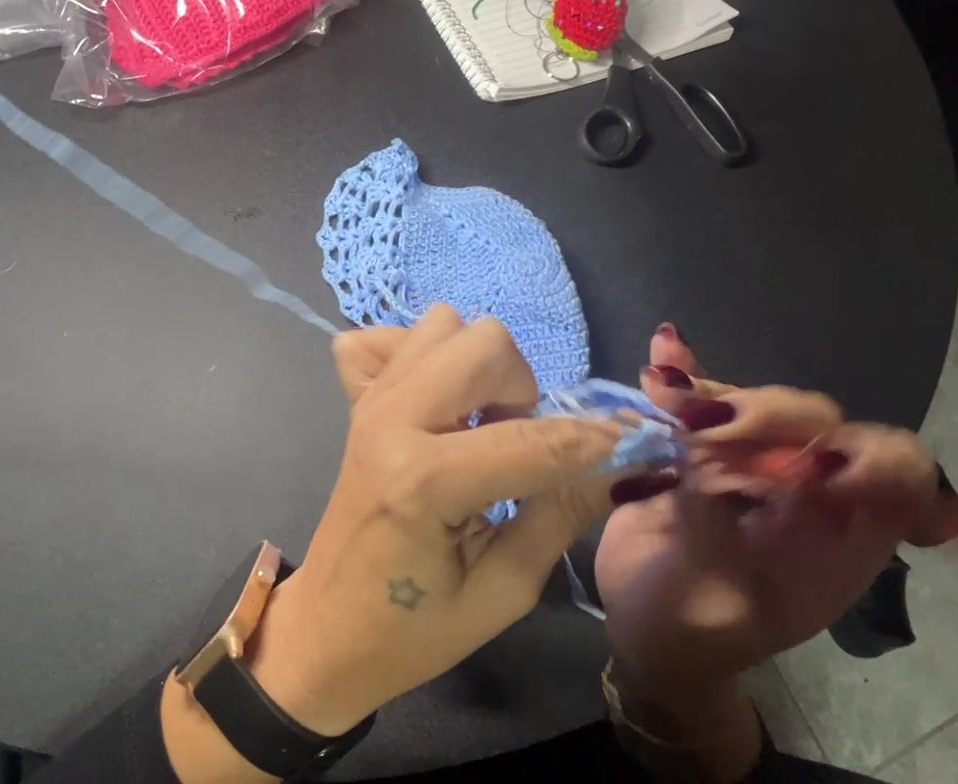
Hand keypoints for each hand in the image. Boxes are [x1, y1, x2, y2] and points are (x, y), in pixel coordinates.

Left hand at [166, 305, 651, 781]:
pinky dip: (421, 356)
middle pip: (485, 342)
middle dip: (522, 390)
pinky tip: (434, 405)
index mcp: (423, 481)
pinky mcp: (356, 400)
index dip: (593, 441)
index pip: (531, 439)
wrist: (326, 632)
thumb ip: (562, 515)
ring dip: (478, 367)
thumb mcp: (503, 590)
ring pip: (444, 325)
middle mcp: (392, 420)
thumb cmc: (413, 630)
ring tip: (477, 425)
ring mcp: (369, 402)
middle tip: (518, 445)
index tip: (631, 444)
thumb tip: (625, 462)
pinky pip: (388, 338)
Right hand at [595, 325, 957, 754]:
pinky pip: (702, 400)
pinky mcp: (703, 446)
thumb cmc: (687, 635)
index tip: (815, 471)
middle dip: (771, 415)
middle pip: (821, 422)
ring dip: (716, 393)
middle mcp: (810, 492)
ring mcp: (756, 462)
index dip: (875, 462)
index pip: (900, 479)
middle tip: (705, 429)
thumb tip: (704, 459)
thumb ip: (714, 532)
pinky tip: (666, 348)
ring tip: (666, 394)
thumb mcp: (709, 602)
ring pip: (759, 403)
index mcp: (841, 540)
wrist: (641, 631)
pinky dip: (683, 372)